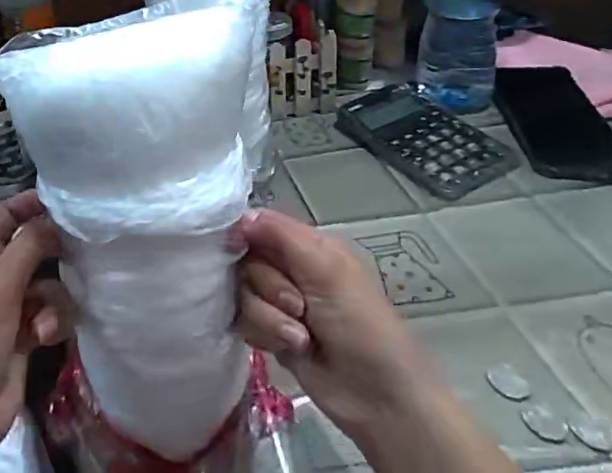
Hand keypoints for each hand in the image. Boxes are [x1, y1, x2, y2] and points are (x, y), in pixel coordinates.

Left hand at [0, 192, 72, 472]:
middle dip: (54, 255)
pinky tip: (46, 339)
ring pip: (49, 283)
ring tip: (45, 322)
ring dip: (54, 300)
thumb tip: (56, 216)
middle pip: (34, 248)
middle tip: (76, 252)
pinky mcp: (26, 334)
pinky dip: (52, 323)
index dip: (33, 204)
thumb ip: (29, 244)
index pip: (8, 216)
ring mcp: (11, 307)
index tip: (68, 201)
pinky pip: (51, 313)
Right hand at [231, 209, 512, 472]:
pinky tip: (291, 348)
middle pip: (248, 262)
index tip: (236, 248)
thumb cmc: (360, 323)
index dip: (245, 234)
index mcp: (309, 245)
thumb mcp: (327, 269)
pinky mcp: (272, 335)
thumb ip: (282, 236)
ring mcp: (280, 304)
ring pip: (244, 295)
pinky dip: (266, 335)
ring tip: (301, 337)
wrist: (376, 395)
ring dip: (269, 317)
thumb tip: (243, 215)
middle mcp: (291, 269)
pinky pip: (245, 323)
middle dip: (269, 286)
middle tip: (298, 306)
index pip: (262, 225)